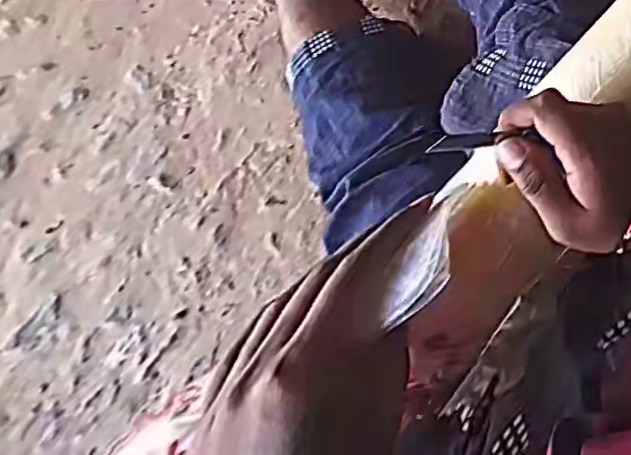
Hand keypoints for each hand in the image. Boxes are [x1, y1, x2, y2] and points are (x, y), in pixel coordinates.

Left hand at [192, 201, 434, 454]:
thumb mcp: (380, 416)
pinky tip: (303, 309)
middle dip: (363, 248)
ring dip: (325, 275)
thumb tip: (395, 308)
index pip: (352, 273)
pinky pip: (249, 337)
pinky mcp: (210, 410)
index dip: (390, 236)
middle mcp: (256, 367)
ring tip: (361, 263)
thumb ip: (385, 352)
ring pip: (278, 304)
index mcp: (303, 366)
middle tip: (402, 231)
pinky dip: (286, 309)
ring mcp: (225, 389)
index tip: (420, 213)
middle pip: (314, 282)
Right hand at [496, 91, 630, 252]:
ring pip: (562, 108)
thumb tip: (507, 147)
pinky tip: (568, 162)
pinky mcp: (616, 115)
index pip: (541, 105)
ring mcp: (611, 113)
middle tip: (521, 165)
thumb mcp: (564, 221)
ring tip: (547, 169)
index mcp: (585, 142)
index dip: (514, 117)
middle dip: (526, 128)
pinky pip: (579, 114)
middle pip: (548, 104)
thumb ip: (534, 181)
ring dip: (545, 131)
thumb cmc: (612, 222)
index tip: (503, 145)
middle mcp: (600, 118)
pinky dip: (565, 131)